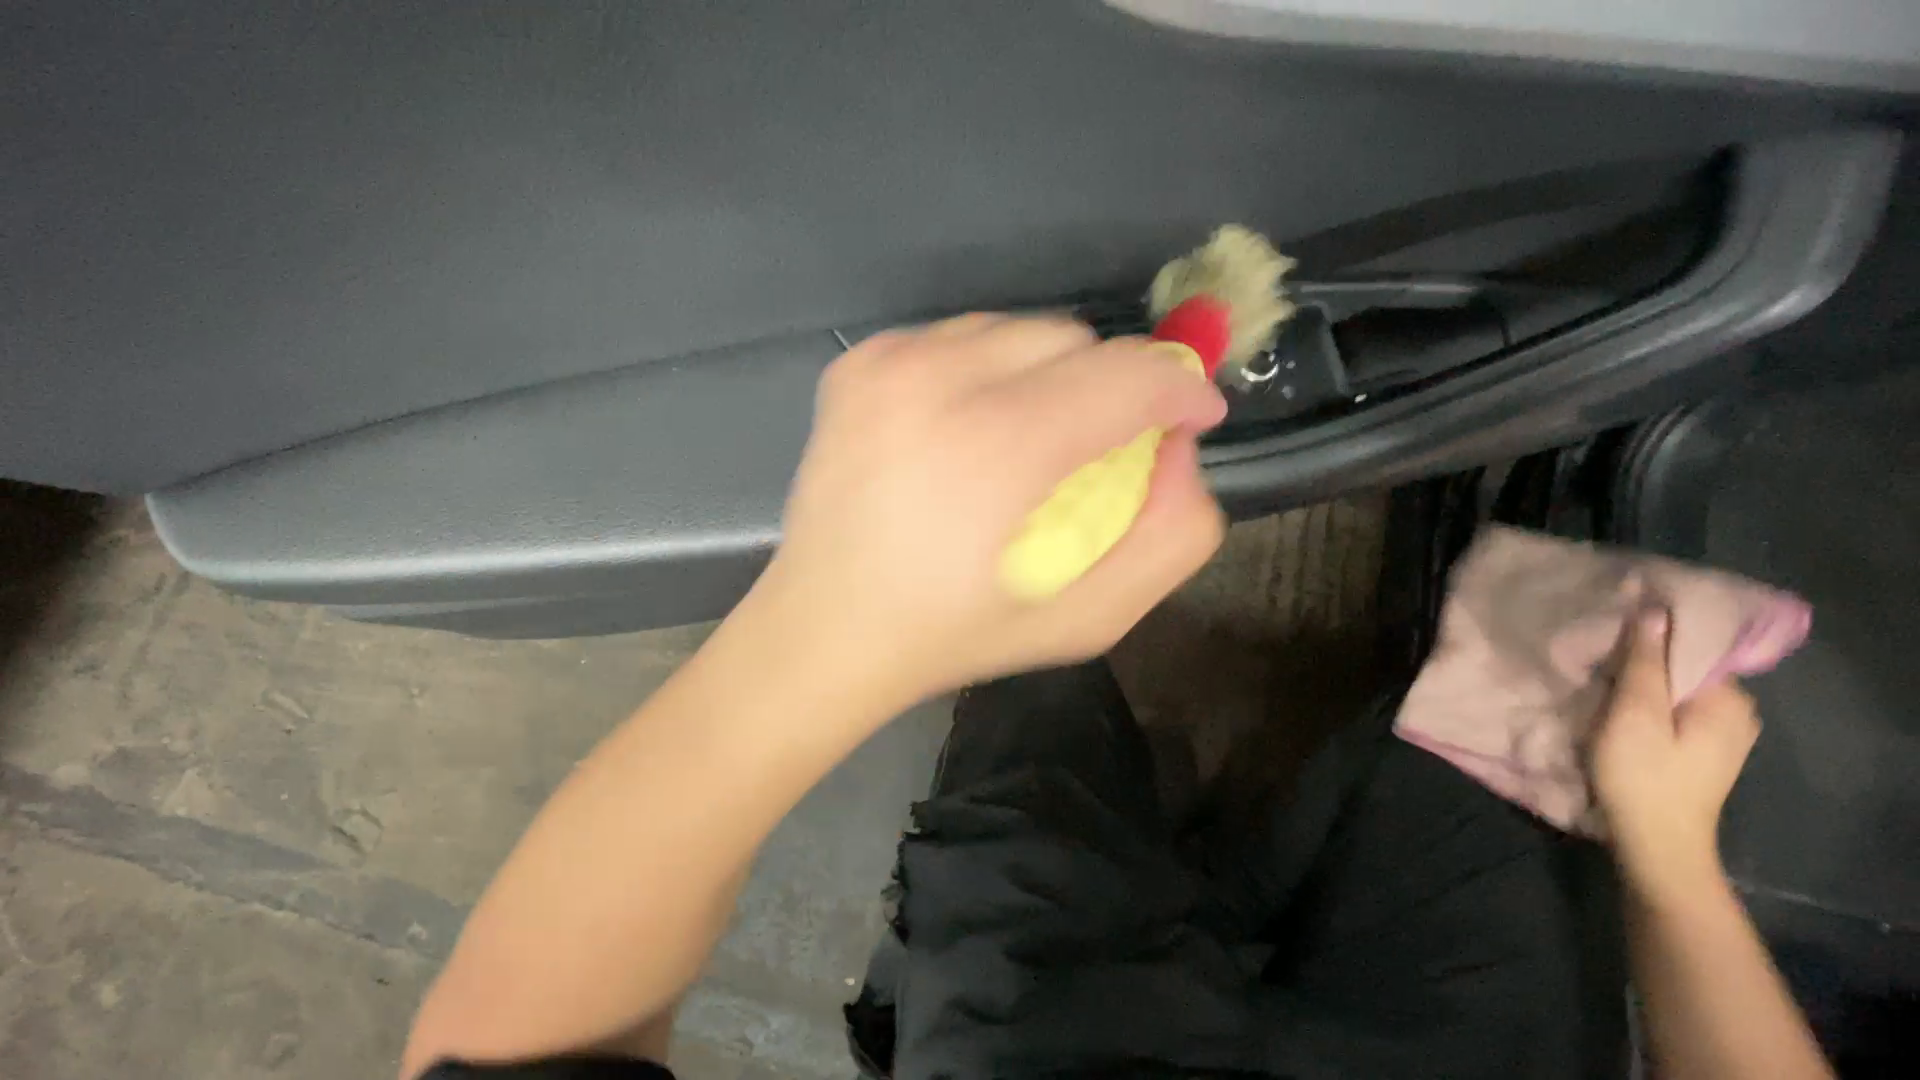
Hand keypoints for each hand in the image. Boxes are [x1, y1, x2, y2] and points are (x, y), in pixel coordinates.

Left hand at [747, 313, 1228, 711]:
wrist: (826, 626)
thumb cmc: (957, 632)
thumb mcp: (1088, 617)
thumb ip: (1168, 535)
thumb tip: (1178, 448)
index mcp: (1000, 446)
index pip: (1125, 374)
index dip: (1178, 388)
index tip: (1193, 418)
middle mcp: (937, 379)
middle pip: (1074, 339)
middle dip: (1106, 385)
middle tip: (1097, 447)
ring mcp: (888, 362)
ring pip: (1015, 330)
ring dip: (1044, 375)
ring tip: (1027, 440)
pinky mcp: (858, 361)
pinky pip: (957, 339)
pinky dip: (984, 373)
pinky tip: (966, 431)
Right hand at [1591, 610, 1760, 897]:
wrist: (1656, 845)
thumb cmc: (1643, 776)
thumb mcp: (1634, 714)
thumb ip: (1645, 663)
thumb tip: (1654, 612)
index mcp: (1729, 699)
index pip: (1692, 645)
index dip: (1650, 632)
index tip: (1610, 626)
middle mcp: (1738, 712)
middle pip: (1685, 667)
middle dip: (1644, 658)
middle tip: (1596, 655)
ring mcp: (1724, 735)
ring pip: (1677, 689)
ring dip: (1642, 682)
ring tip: (1600, 677)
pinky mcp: (1704, 752)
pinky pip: (1675, 710)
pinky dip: (1647, 703)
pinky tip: (1618, 707)